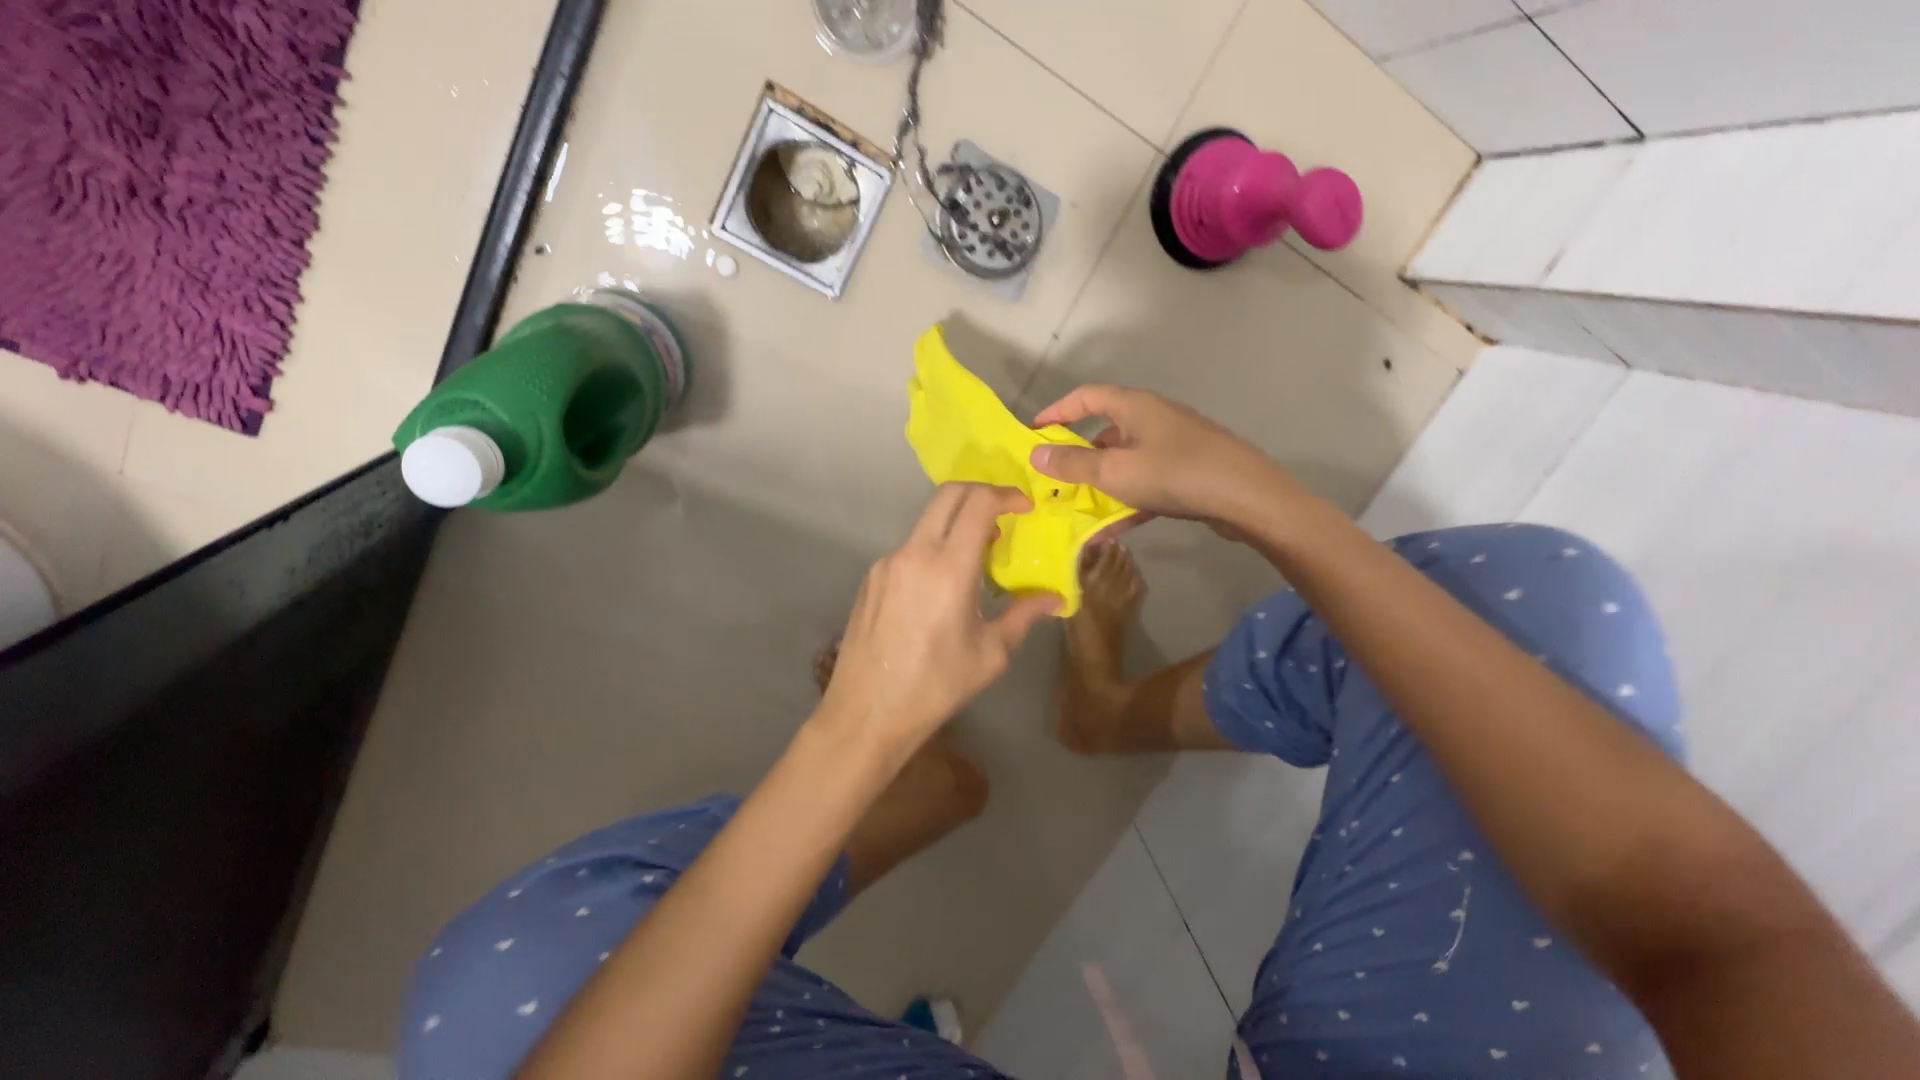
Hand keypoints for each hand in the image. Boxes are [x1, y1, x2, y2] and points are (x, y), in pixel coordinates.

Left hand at [816, 484, 1060, 755]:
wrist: (867, 713)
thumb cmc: (936, 687)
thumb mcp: (990, 654)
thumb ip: (1023, 616)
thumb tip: (1056, 598)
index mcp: (948, 568)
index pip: (978, 502)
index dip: (1007, 495)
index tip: (1026, 508)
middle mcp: (913, 554)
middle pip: (948, 494)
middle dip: (981, 493)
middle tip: (1004, 515)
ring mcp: (886, 564)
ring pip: (926, 522)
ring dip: (956, 525)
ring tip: (977, 559)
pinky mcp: (870, 579)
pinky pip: (908, 549)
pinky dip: (933, 551)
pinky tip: (941, 588)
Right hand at [1029, 385, 1301, 531]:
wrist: (1248, 497)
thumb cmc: (1175, 474)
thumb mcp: (1115, 472)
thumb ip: (1074, 465)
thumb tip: (1037, 454)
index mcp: (1134, 406)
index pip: (1086, 396)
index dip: (1058, 411)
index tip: (1035, 431)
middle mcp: (1154, 418)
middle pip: (1106, 430)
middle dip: (1079, 456)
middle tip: (1055, 480)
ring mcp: (1175, 444)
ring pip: (1127, 460)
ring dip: (1102, 483)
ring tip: (1080, 510)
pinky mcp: (1190, 470)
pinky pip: (1147, 480)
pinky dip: (1128, 499)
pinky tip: (1115, 529)